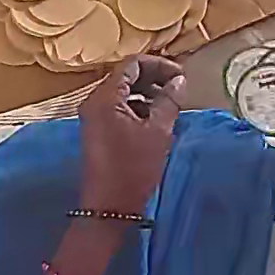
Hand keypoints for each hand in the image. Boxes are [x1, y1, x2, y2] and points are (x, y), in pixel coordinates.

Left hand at [78, 55, 184, 215]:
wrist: (109, 209)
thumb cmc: (133, 167)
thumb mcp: (158, 131)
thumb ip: (169, 100)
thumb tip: (179, 80)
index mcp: (105, 97)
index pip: (132, 64)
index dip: (159, 65)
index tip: (181, 75)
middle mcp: (95, 102)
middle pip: (127, 76)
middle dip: (154, 77)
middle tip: (179, 86)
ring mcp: (94, 117)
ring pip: (124, 92)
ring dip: (148, 92)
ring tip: (171, 102)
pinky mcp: (98, 130)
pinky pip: (119, 107)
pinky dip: (139, 106)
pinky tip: (157, 117)